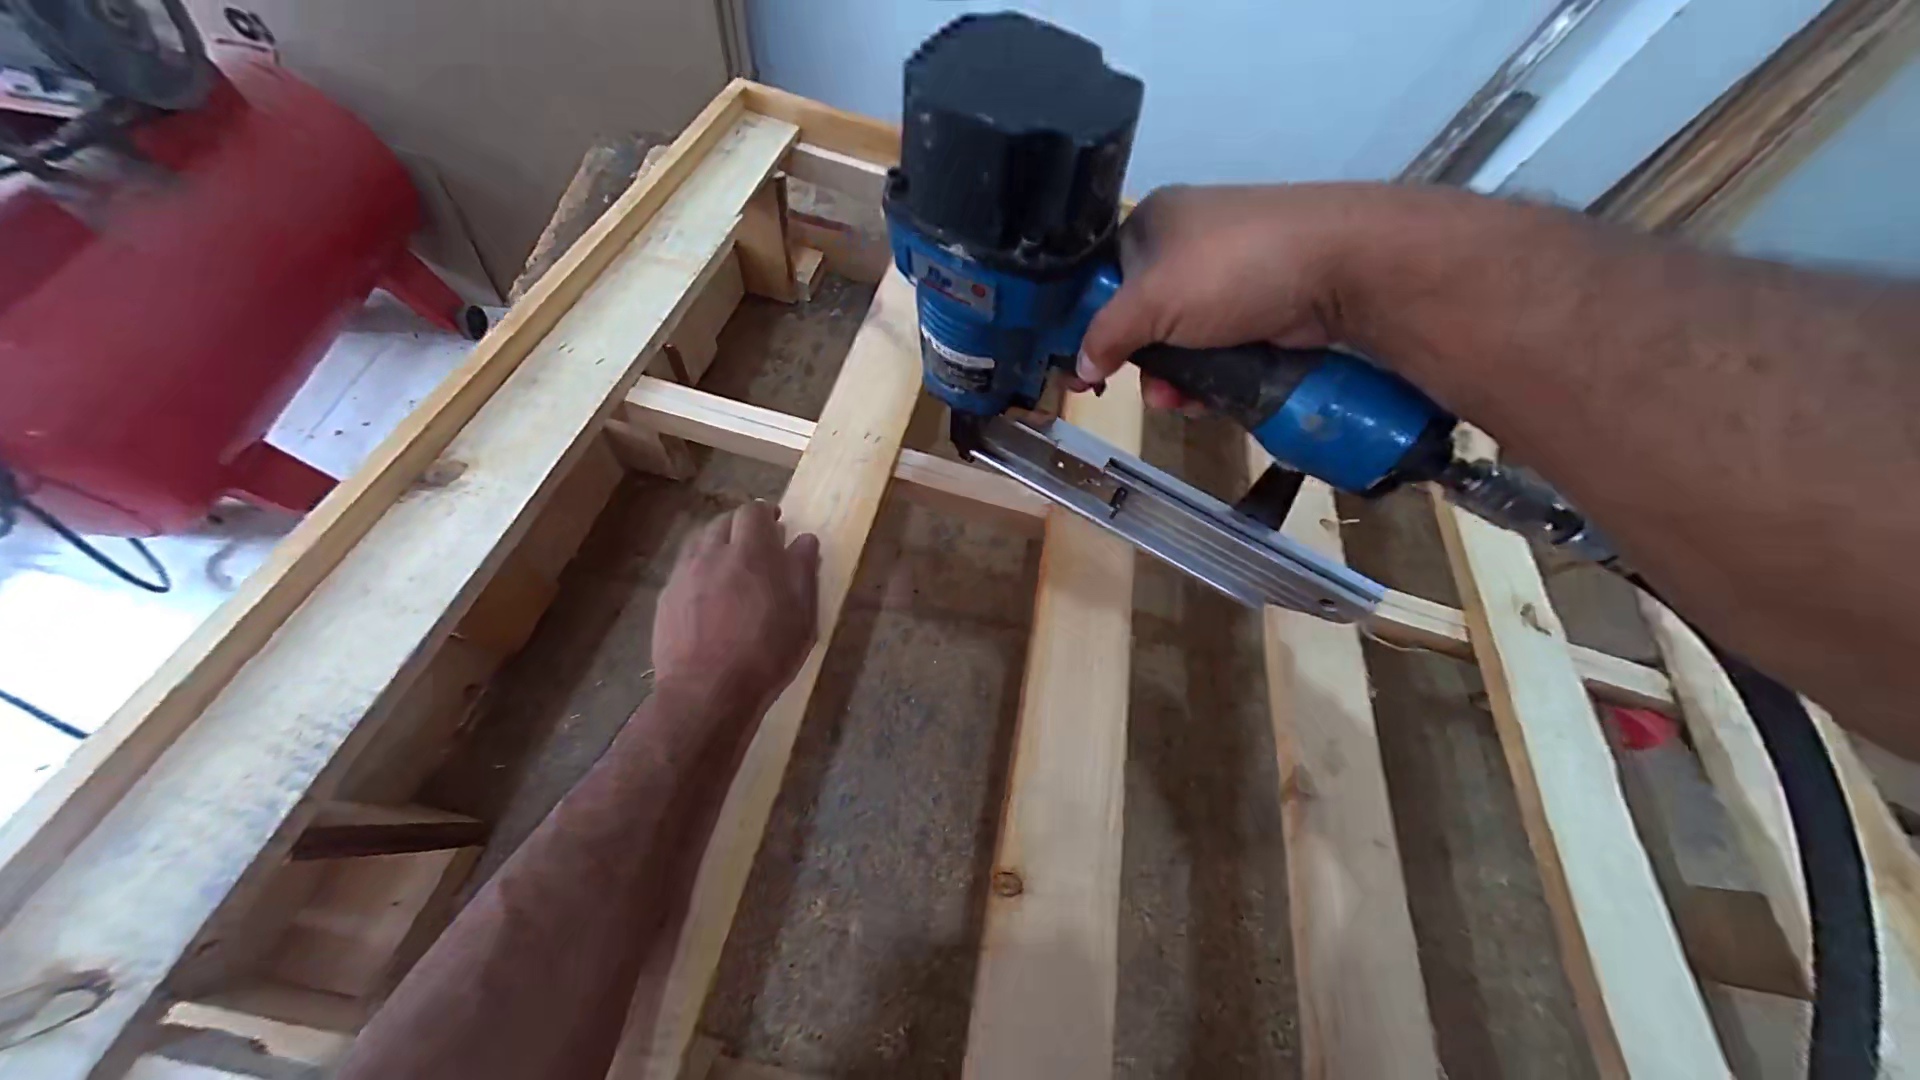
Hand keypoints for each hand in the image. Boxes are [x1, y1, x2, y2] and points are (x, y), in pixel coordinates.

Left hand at [652, 501, 819, 720]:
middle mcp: (713, 553)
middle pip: (723, 521)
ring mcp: (684, 575)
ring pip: (700, 542)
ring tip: (730, 566)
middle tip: (756, 546)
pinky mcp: (666, 598)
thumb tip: (804, 539)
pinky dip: (699, 569)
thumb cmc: (766, 652)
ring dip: (717, 545)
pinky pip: (684, 569)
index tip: (777, 524)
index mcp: (751, 552)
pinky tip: (709, 593)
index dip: (766, 513)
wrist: (707, 691)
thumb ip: (803, 570)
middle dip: (741, 526)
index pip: (754, 511)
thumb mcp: (802, 614)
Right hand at [1075, 183, 1453, 409]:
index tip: (1082, 365)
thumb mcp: (1151, 303)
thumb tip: (1078, 367)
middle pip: (1136, 317)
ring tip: (1178, 402)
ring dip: (1169, 380)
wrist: (1340, 268)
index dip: (1087, 324)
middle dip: (1137, 363)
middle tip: (1133, 390)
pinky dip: (1202, 377)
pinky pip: (1207, 350)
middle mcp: (1182, 245)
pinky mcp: (1249, 307)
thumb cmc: (1229, 270)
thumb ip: (1105, 336)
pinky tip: (1204, 399)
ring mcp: (1220, 277)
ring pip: (1173, 342)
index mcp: (1150, 223)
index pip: (1100, 277)